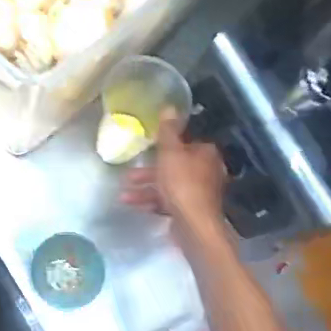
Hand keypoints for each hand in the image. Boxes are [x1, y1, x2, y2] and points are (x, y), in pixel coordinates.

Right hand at [120, 110, 228, 239]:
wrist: (193, 224)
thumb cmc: (181, 183)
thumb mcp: (170, 153)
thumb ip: (167, 131)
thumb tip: (170, 106)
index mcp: (205, 153)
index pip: (185, 144)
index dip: (165, 147)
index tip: (147, 150)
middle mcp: (206, 171)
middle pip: (174, 167)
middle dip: (149, 172)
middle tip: (129, 176)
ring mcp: (199, 193)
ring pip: (168, 186)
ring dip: (146, 189)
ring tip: (123, 196)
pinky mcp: (190, 211)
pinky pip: (168, 202)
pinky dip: (152, 202)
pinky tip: (135, 206)